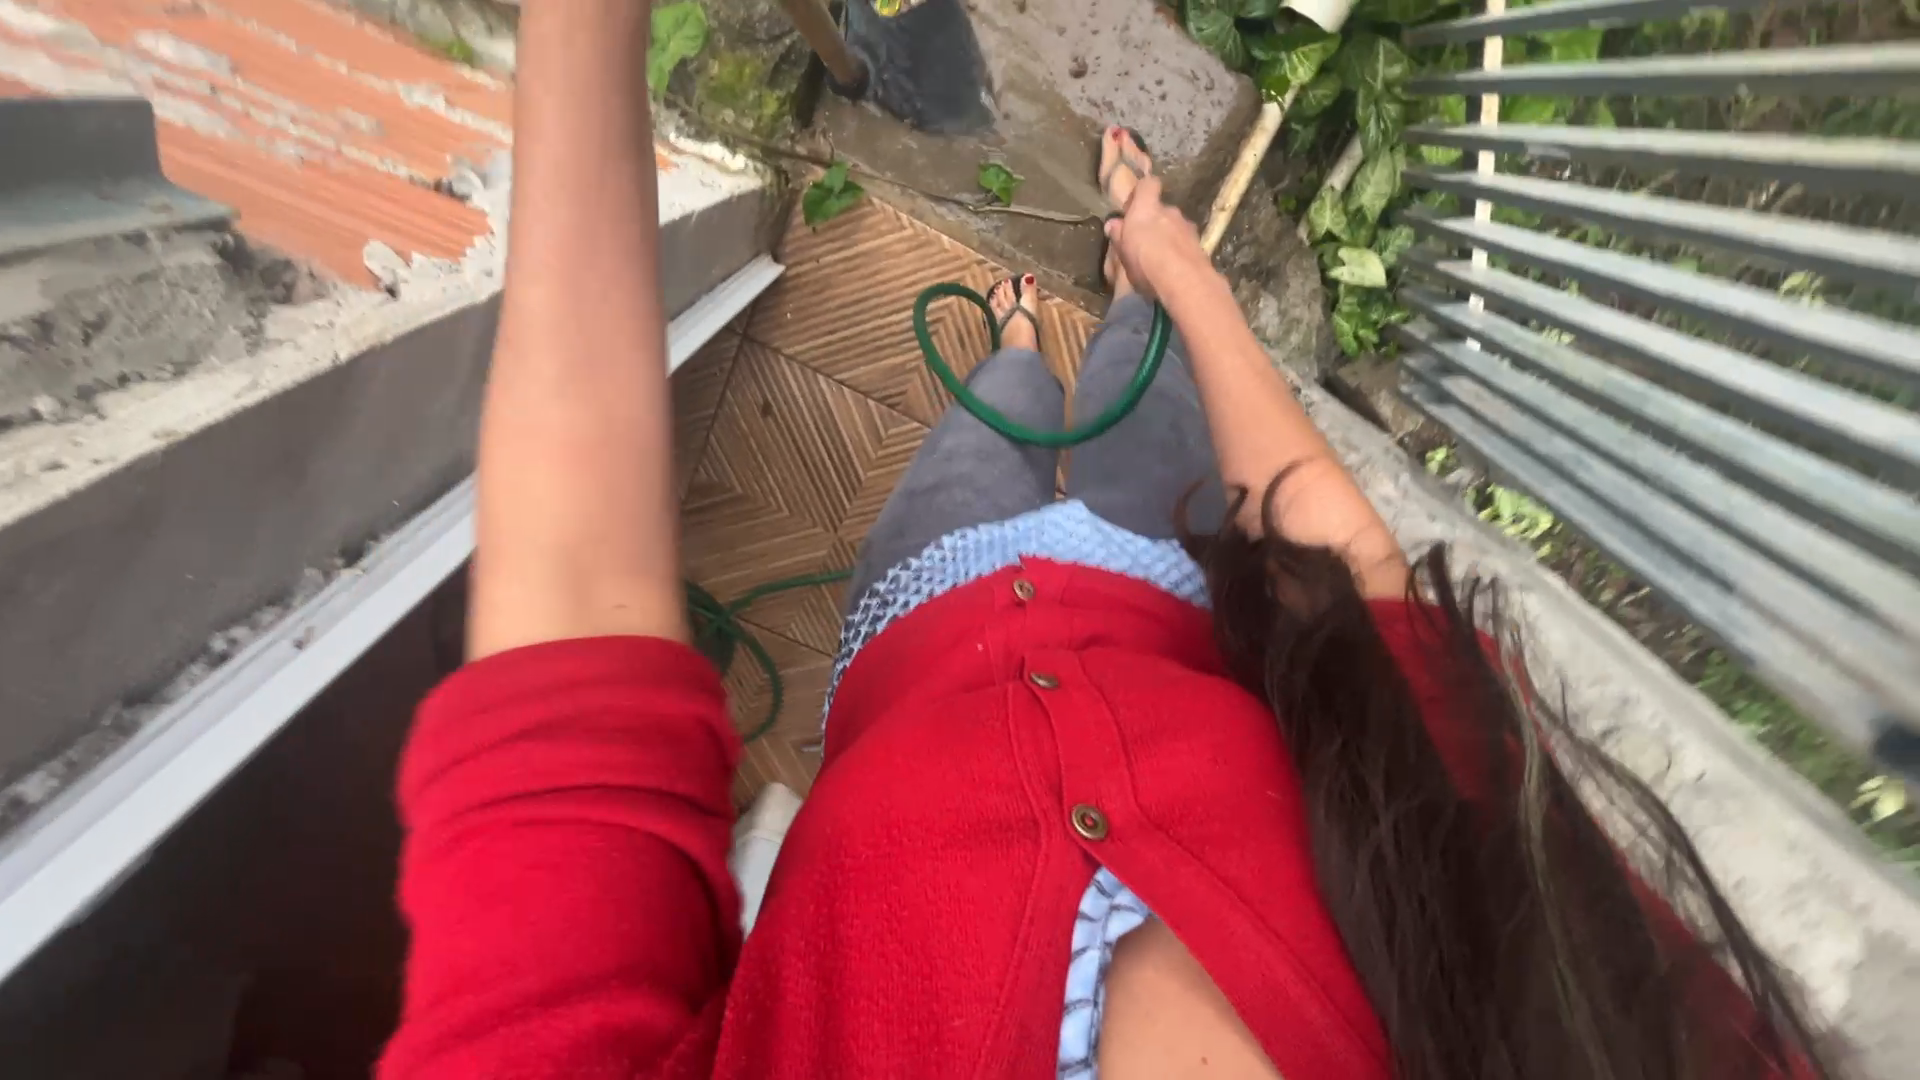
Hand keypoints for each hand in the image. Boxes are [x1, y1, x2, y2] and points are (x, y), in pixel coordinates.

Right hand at [1102, 176, 1215, 304]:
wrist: (1184, 281)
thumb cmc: (1145, 264)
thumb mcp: (1123, 253)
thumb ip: (1118, 235)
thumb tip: (1113, 223)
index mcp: (1147, 208)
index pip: (1148, 185)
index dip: (1141, 193)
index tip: (1132, 208)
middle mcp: (1170, 211)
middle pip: (1161, 210)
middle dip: (1153, 223)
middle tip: (1142, 243)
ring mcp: (1187, 226)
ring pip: (1173, 227)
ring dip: (1166, 238)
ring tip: (1158, 259)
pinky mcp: (1199, 243)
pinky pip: (1184, 242)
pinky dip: (1178, 250)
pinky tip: (1172, 268)